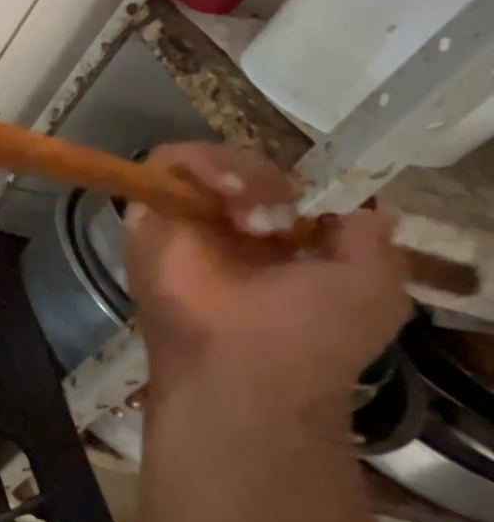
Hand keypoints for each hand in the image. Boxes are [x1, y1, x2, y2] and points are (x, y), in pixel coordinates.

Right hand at [125, 143, 409, 415]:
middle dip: (269, 179)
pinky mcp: (148, 211)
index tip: (316, 205)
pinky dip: (200, 164)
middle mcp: (229, 226)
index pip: (282, 188)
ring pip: (207, 159)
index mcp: (280, 244)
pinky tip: (227, 193)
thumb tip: (350, 203)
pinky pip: (166, 163)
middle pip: (244, 168)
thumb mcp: (374, 286)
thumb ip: (368, 238)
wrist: (240, 362)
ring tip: (251, 207)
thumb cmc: (312, 334)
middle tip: (281, 213)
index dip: (301, 185)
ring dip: (238, 172)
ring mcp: (186, 218)